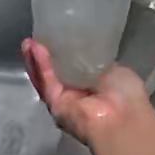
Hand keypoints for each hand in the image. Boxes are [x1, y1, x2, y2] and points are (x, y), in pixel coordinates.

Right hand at [21, 38, 153, 145]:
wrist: (122, 117)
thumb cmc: (126, 93)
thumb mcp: (115, 69)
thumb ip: (96, 62)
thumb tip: (86, 53)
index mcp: (93, 86)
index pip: (73, 68)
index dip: (63, 53)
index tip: (57, 37)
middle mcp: (76, 95)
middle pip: (54, 73)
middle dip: (43, 56)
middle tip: (36, 37)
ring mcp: (64, 101)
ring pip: (45, 78)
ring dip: (36, 60)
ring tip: (28, 42)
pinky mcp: (55, 104)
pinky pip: (46, 82)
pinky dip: (40, 65)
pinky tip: (35, 49)